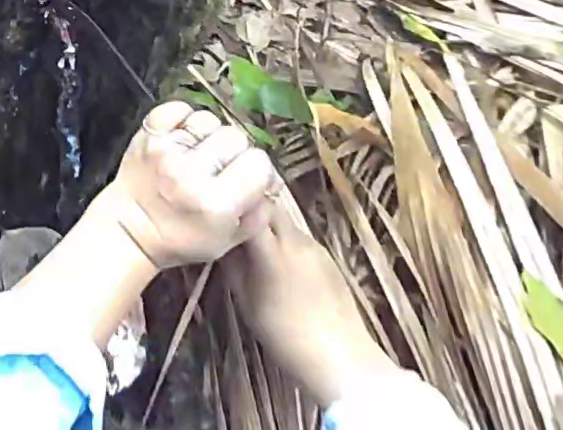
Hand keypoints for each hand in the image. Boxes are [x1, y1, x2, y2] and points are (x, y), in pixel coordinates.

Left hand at [95, 100, 277, 269]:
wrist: (131, 228)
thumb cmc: (183, 238)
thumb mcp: (230, 240)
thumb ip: (260, 211)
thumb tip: (274, 179)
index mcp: (215, 203)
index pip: (258, 163)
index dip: (256, 170)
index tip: (246, 178)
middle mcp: (190, 172)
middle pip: (235, 137)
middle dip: (234, 152)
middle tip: (220, 168)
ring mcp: (166, 148)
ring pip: (209, 120)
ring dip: (210, 135)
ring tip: (200, 152)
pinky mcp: (148, 132)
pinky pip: (179, 107)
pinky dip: (185, 118)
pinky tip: (184, 136)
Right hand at [223, 178, 391, 403]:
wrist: (342, 360)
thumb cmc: (285, 335)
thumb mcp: (246, 301)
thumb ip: (232, 264)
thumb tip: (220, 240)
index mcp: (270, 250)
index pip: (249, 206)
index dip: (234, 202)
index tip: (221, 207)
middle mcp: (293, 239)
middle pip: (268, 205)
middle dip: (251, 209)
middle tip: (236, 225)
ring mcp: (314, 246)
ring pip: (285, 221)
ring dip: (270, 226)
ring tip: (260, 249)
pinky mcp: (328, 256)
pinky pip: (300, 237)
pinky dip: (287, 242)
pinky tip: (286, 268)